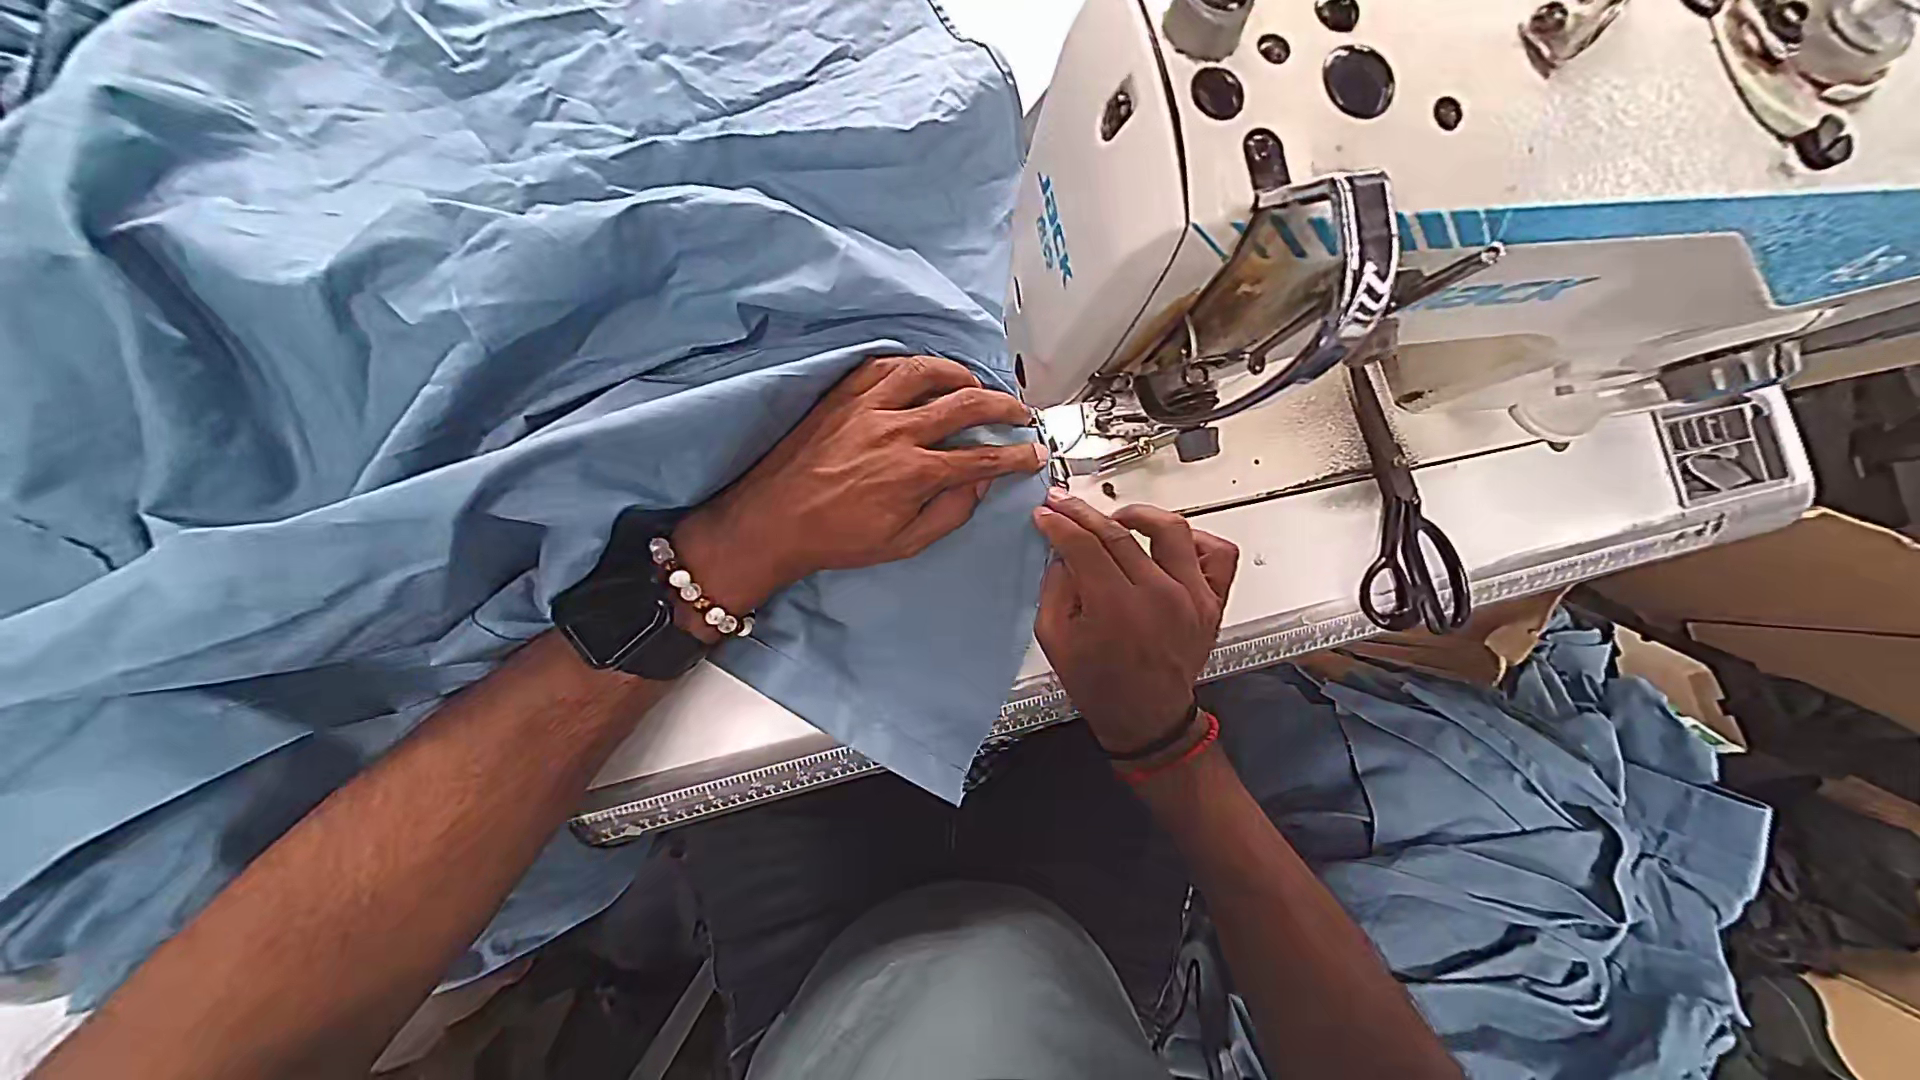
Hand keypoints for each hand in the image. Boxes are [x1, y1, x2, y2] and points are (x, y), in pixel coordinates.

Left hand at [673, 355, 1044, 619]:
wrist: (773, 522)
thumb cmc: (836, 538)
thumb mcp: (902, 544)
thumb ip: (949, 513)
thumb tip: (979, 485)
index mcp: (914, 474)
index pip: (981, 458)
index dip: (1015, 455)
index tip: (1033, 452)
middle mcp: (896, 432)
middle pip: (966, 405)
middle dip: (1004, 407)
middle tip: (1018, 413)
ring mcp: (868, 408)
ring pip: (928, 373)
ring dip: (962, 375)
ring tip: (976, 385)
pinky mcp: (843, 396)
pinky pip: (885, 365)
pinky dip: (913, 364)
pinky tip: (924, 373)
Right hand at [1032, 491, 1238, 754]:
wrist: (1146, 717)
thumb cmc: (1102, 685)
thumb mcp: (1054, 639)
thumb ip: (1053, 588)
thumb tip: (1062, 550)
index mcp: (1114, 608)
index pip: (1083, 544)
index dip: (1059, 523)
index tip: (1047, 513)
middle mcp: (1158, 597)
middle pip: (1117, 533)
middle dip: (1083, 513)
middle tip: (1066, 505)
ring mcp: (1191, 597)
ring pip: (1169, 528)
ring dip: (1137, 515)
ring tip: (1117, 518)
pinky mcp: (1212, 602)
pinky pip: (1217, 552)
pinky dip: (1194, 538)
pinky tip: (1170, 542)